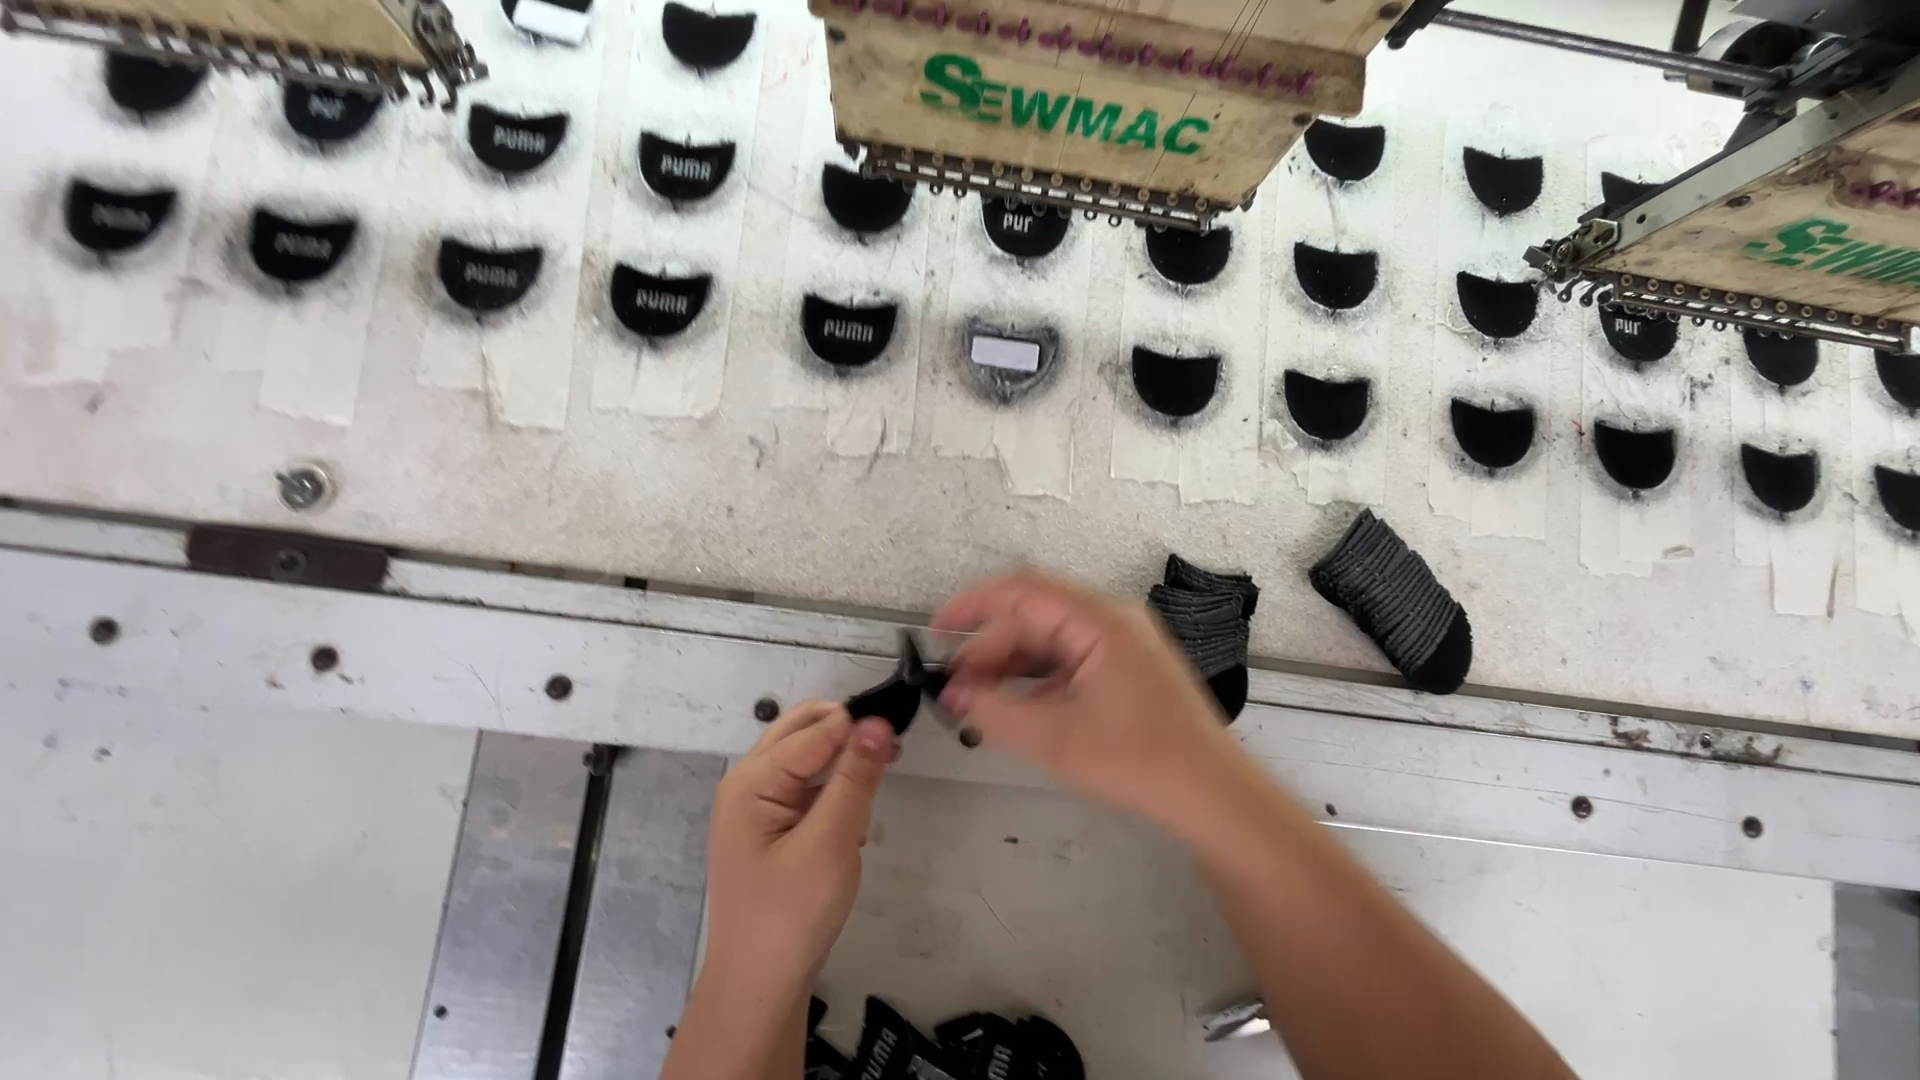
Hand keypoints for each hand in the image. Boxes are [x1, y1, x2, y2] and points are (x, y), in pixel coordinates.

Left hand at [703, 700, 896, 984]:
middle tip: (889, 760)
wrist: (760, 987)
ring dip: (841, 771)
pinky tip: (849, 831)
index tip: (898, 741)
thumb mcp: (830, 842)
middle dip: (847, 740)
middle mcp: (748, 783)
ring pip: (808, 759)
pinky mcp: (770, 828)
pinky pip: (806, 790)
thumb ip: (854, 778)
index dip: (857, 729)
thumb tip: (875, 721)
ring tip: (863, 811)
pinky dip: (832, 798)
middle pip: (804, 732)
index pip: (815, 730)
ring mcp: (756, 807)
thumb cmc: (792, 914)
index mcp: (752, 781)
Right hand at [932, 572, 1242, 830]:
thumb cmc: (1139, 761)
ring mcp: (1123, 642)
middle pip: (1035, 614)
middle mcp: (1112, 619)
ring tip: (978, 698)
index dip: (973, 605)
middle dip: (990, 646)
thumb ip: (994, 711)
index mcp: (1099, 620)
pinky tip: (1017, 707)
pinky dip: (1038, 678)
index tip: (937, 630)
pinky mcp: (1127, 667)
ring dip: (1011, 663)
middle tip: (957, 685)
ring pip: (1051, 638)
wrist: (1213, 794)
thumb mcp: (1055, 738)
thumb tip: (954, 692)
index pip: (1022, 591)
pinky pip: (1070, 658)